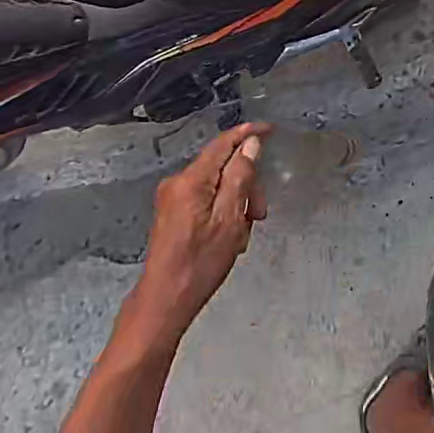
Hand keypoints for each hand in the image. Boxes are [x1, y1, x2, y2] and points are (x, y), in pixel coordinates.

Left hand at [126, 123, 271, 340]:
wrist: (163, 303)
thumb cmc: (200, 263)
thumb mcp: (230, 219)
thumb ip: (240, 177)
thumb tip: (249, 144)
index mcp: (191, 180)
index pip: (223, 143)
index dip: (247, 133)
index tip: (270, 129)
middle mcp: (178, 181)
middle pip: (221, 165)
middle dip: (246, 183)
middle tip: (260, 213)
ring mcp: (172, 197)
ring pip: (215, 183)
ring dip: (236, 200)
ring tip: (244, 232)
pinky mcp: (171, 213)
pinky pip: (205, 197)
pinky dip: (222, 209)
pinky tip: (229, 234)